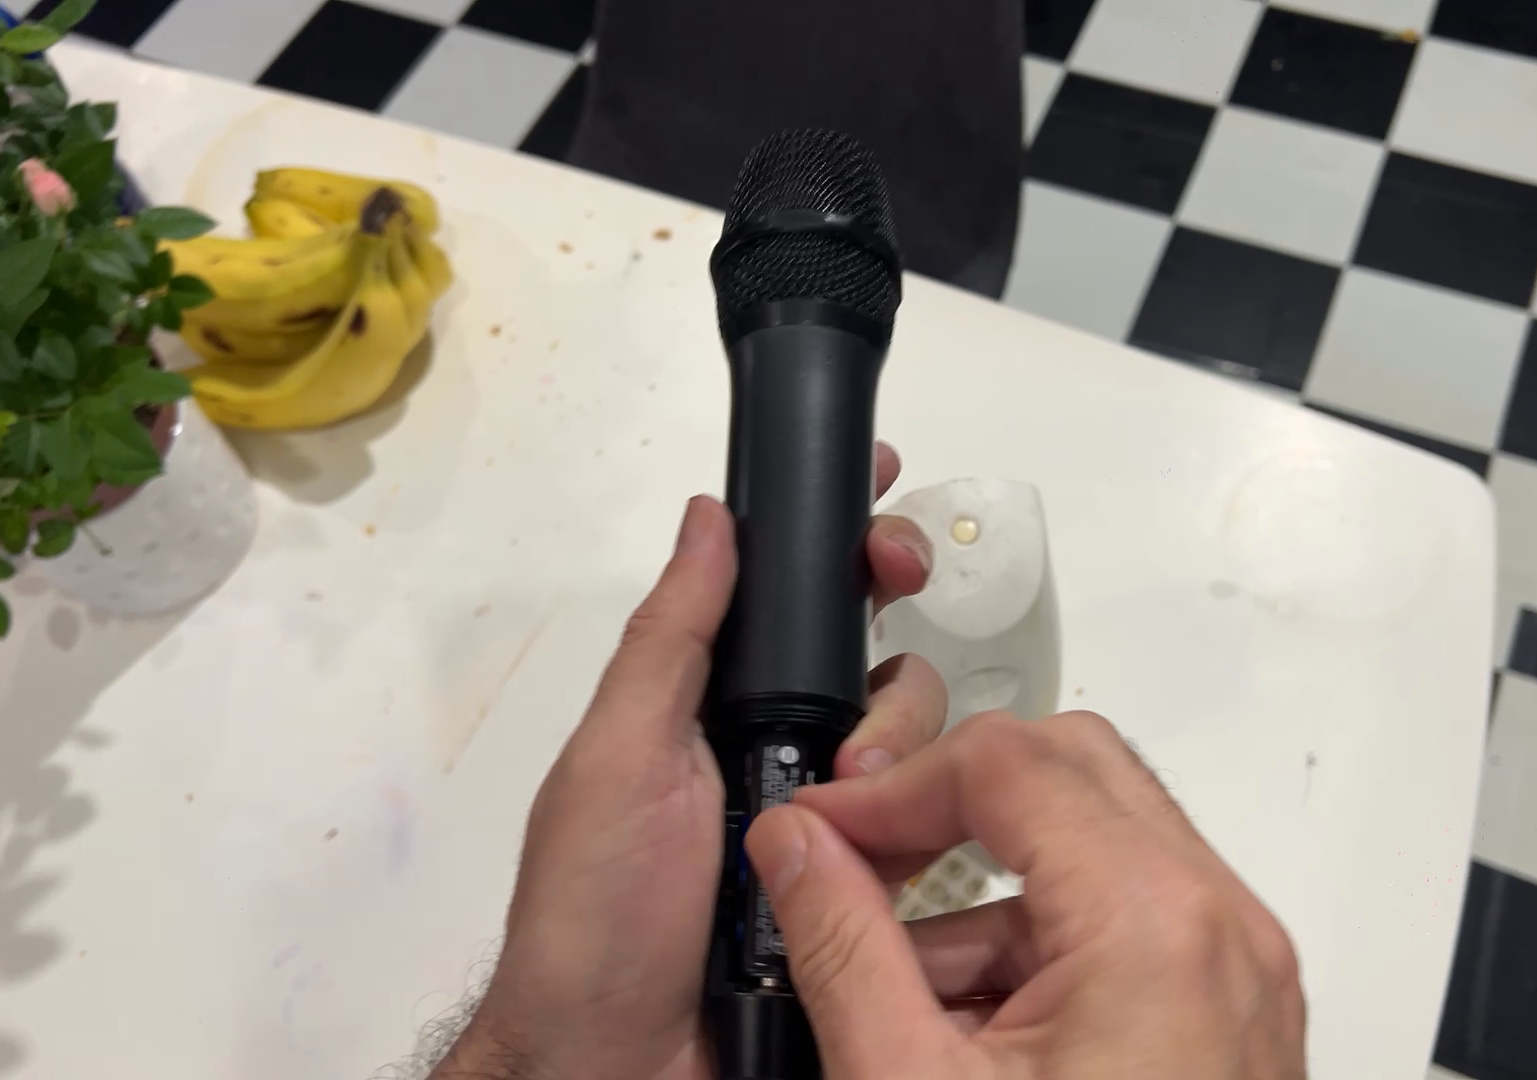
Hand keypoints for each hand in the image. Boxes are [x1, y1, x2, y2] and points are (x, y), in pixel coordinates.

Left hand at [436, 443, 943, 1079]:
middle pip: (868, 630)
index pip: (787, 589)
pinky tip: (903, 825)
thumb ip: (671, 636)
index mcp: (722, 692)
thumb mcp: (623, 754)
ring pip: (912, 713)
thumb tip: (710, 514)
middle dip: (891, 583)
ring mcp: (840, 799)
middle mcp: (788, 730)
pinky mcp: (879, 866)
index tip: (877, 476)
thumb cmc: (603, 903)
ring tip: (851, 781)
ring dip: (901, 719)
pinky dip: (934, 795)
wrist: (628, 1068)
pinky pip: (934, 803)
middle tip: (900, 570)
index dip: (834, 530)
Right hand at [743, 710, 1308, 1078]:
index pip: (1005, 759)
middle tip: (868, 843)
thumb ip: (838, 940)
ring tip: (895, 944)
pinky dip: (1025, 916)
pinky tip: (961, 1005)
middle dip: (950, 789)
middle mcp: (1215, 916)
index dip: (894, 781)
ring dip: (981, 857)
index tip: (819, 825)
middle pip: (1062, 762)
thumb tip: (786, 836)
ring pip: (1089, 822)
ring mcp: (1231, 956)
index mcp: (1152, 921)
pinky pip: (1111, 899)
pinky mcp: (1222, 996)